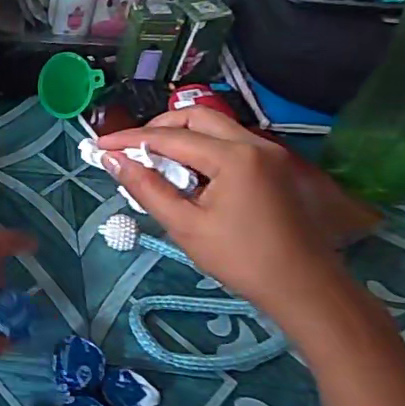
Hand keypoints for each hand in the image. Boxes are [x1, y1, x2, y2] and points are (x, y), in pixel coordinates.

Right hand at [96, 108, 356, 323]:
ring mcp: (269, 152)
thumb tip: (112, 160)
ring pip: (214, 126)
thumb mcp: (185, 225)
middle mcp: (254, 143)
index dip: (129, 140)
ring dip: (180, 136)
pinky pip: (230, 142)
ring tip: (153, 161)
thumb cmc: (242, 259)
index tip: (99, 145)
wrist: (305, 288)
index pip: (169, 137)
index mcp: (233, 156)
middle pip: (195, 116)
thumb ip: (146, 187)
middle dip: (157, 127)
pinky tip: (186, 173)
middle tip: (130, 149)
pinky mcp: (275, 166)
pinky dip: (201, 148)